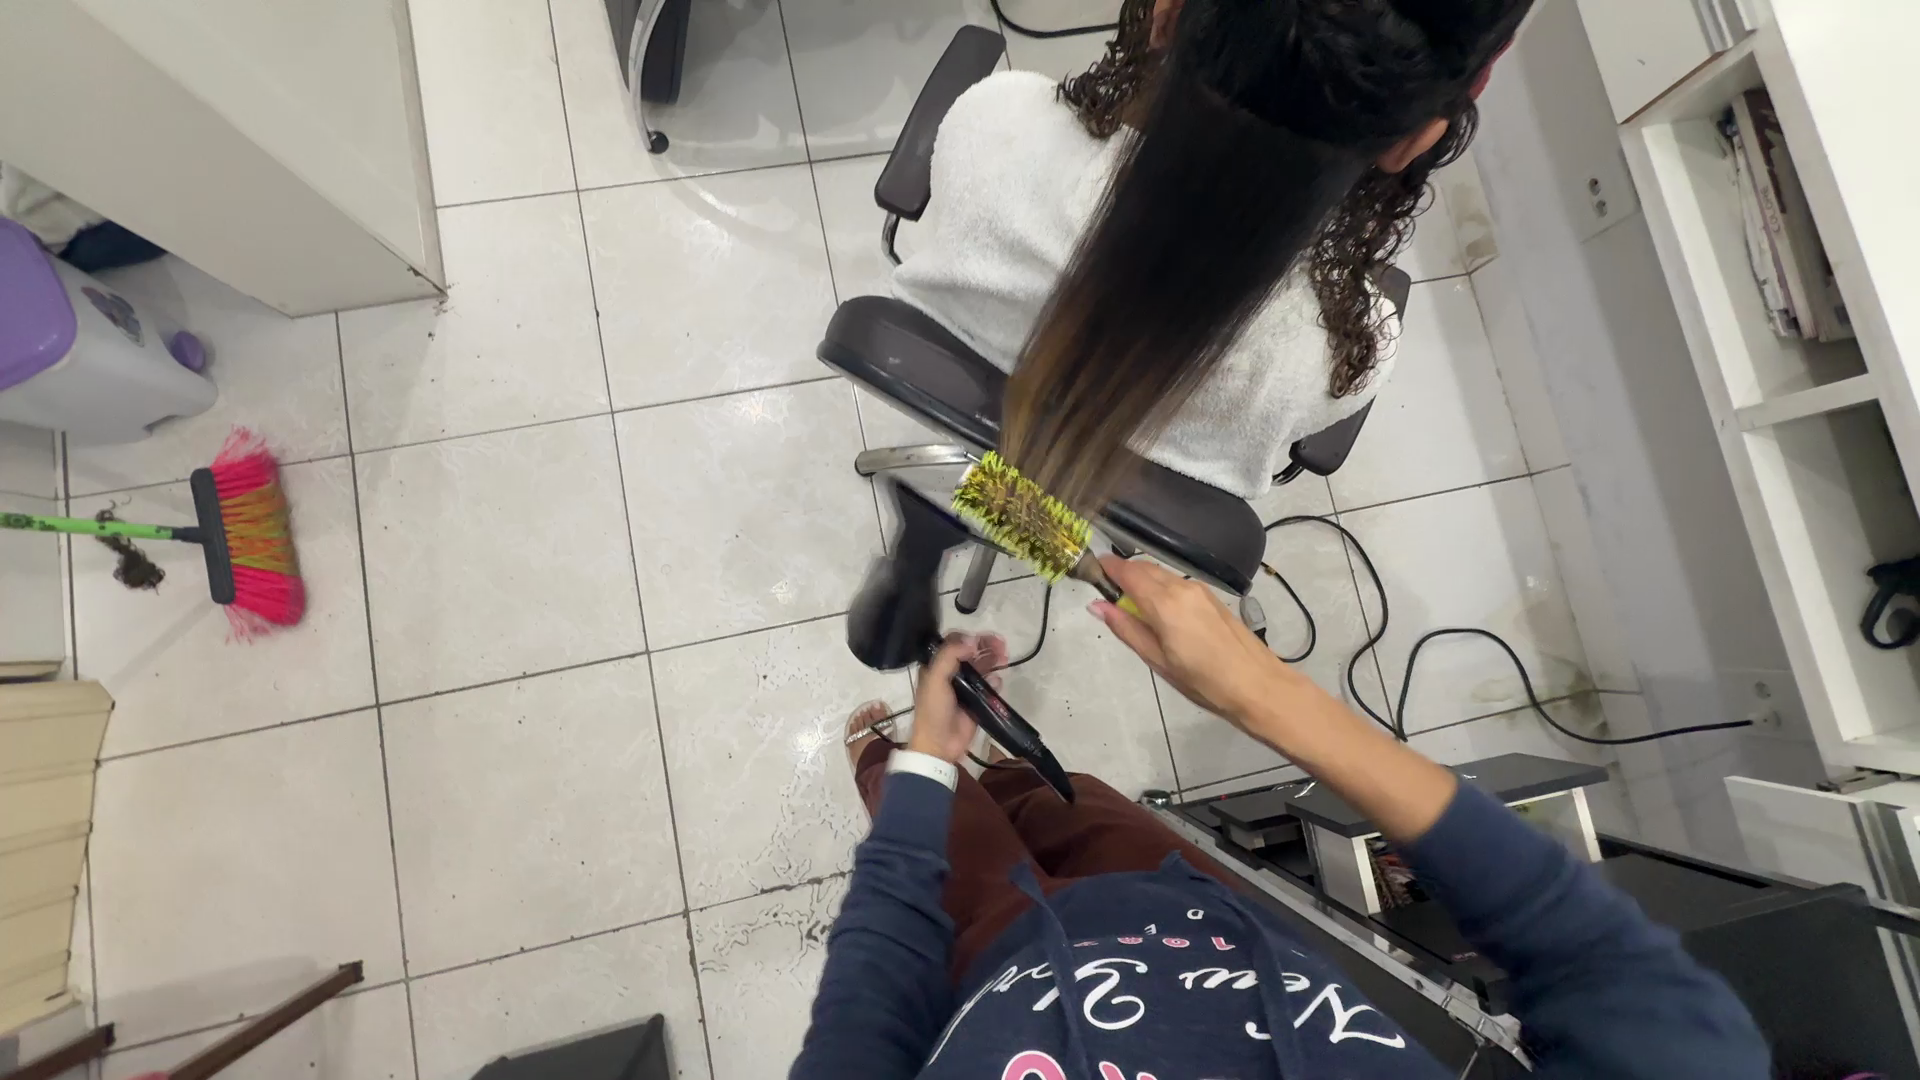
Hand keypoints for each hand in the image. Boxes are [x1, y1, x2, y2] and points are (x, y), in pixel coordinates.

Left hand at [908, 633, 1008, 763]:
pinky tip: (997, 680)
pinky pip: (989, 684)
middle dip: (985, 645)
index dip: (967, 638)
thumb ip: (950, 656)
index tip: (978, 640)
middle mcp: (951, 672)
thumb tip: (972, 641)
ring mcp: (965, 686)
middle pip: (971, 651)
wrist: (940, 744)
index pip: (953, 643)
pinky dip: (995, 679)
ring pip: (982, 665)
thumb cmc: (933, 709)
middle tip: (1001, 643)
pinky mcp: (977, 699)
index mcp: (936, 665)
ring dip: (993, 658)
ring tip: (1004, 656)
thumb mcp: (935, 679)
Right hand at [1088, 556, 1295, 726]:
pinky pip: (1176, 583)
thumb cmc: (1203, 681)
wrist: (1259, 686)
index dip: (1107, 567)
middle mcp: (1181, 587)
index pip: (1127, 572)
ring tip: (1131, 606)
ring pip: (1161, 574)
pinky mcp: (1211, 597)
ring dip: (1142, 581)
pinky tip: (1159, 612)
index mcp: (1164, 603)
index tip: (1091, 571)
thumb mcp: (1157, 660)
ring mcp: (1199, 590)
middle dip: (1123, 573)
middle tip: (1107, 592)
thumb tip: (1097, 606)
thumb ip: (1126, 628)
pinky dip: (1160, 588)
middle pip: (1144, 568)